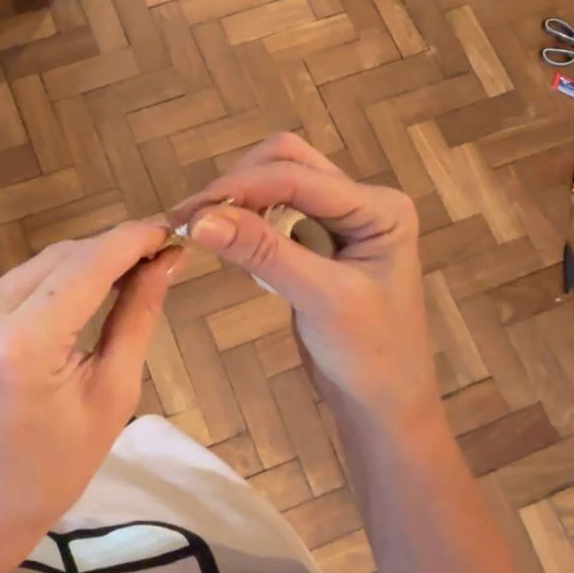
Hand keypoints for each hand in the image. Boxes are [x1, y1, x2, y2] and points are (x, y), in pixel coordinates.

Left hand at [0, 221, 182, 572]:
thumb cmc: (56, 464)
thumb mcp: (112, 395)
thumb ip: (137, 316)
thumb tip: (168, 259)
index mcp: (22, 343)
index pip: (87, 266)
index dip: (132, 240)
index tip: (171, 226)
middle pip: (63, 258)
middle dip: (113, 250)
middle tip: (160, 253)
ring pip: (43, 263)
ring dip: (87, 262)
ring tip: (131, 272)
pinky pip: (21, 278)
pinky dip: (57, 279)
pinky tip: (85, 292)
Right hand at [169, 133, 430, 422]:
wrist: (384, 411)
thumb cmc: (371, 358)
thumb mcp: (320, 299)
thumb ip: (262, 252)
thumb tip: (198, 219)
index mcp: (378, 207)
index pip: (295, 177)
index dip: (239, 189)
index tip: (188, 215)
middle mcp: (360, 201)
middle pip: (285, 161)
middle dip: (238, 182)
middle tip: (193, 216)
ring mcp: (338, 218)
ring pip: (276, 180)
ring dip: (238, 197)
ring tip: (200, 226)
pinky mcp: (315, 239)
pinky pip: (273, 209)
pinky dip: (245, 217)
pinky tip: (224, 239)